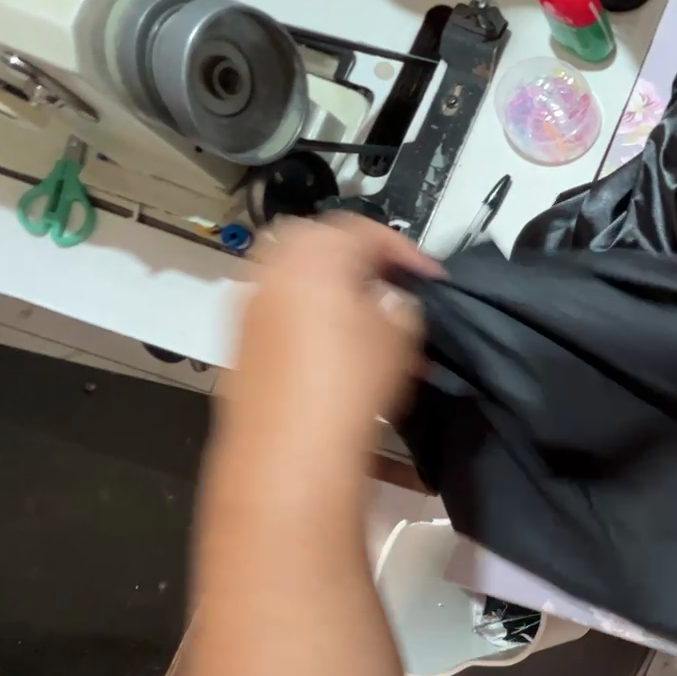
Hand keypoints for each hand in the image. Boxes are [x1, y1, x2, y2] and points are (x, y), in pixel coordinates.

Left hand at [224, 214, 442, 447]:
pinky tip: (350, 348)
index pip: (360, 229)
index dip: (403, 248)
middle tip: (397, 286)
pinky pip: (287, 308)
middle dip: (361, 259)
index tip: (430, 276)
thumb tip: (396, 300)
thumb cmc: (348, 387)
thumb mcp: (401, 337)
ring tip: (378, 321)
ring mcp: (252, 306)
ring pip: (300, 277)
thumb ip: (401, 305)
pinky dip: (318, 313)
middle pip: (318, 243)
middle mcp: (272, 273)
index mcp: (312, 260)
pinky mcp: (246, 340)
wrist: (292, 446)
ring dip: (340, 288)